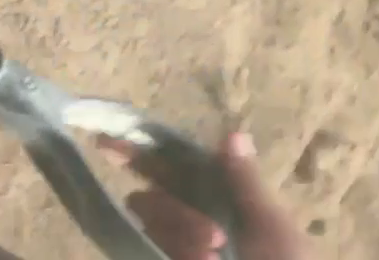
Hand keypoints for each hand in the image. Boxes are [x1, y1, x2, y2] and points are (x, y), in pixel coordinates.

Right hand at [106, 133, 311, 259]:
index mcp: (212, 203)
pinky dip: (171, 248)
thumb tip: (234, 132)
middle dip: (174, 212)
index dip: (134, 152)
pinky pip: (144, 240)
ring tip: (210, 259)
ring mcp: (170, 243)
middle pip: (150, 195)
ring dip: (179, 237)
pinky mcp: (155, 252)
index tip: (104, 142)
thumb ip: (245, 184)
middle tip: (213, 238)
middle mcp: (185, 219)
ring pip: (147, 221)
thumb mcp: (274, 232)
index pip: (164, 168)